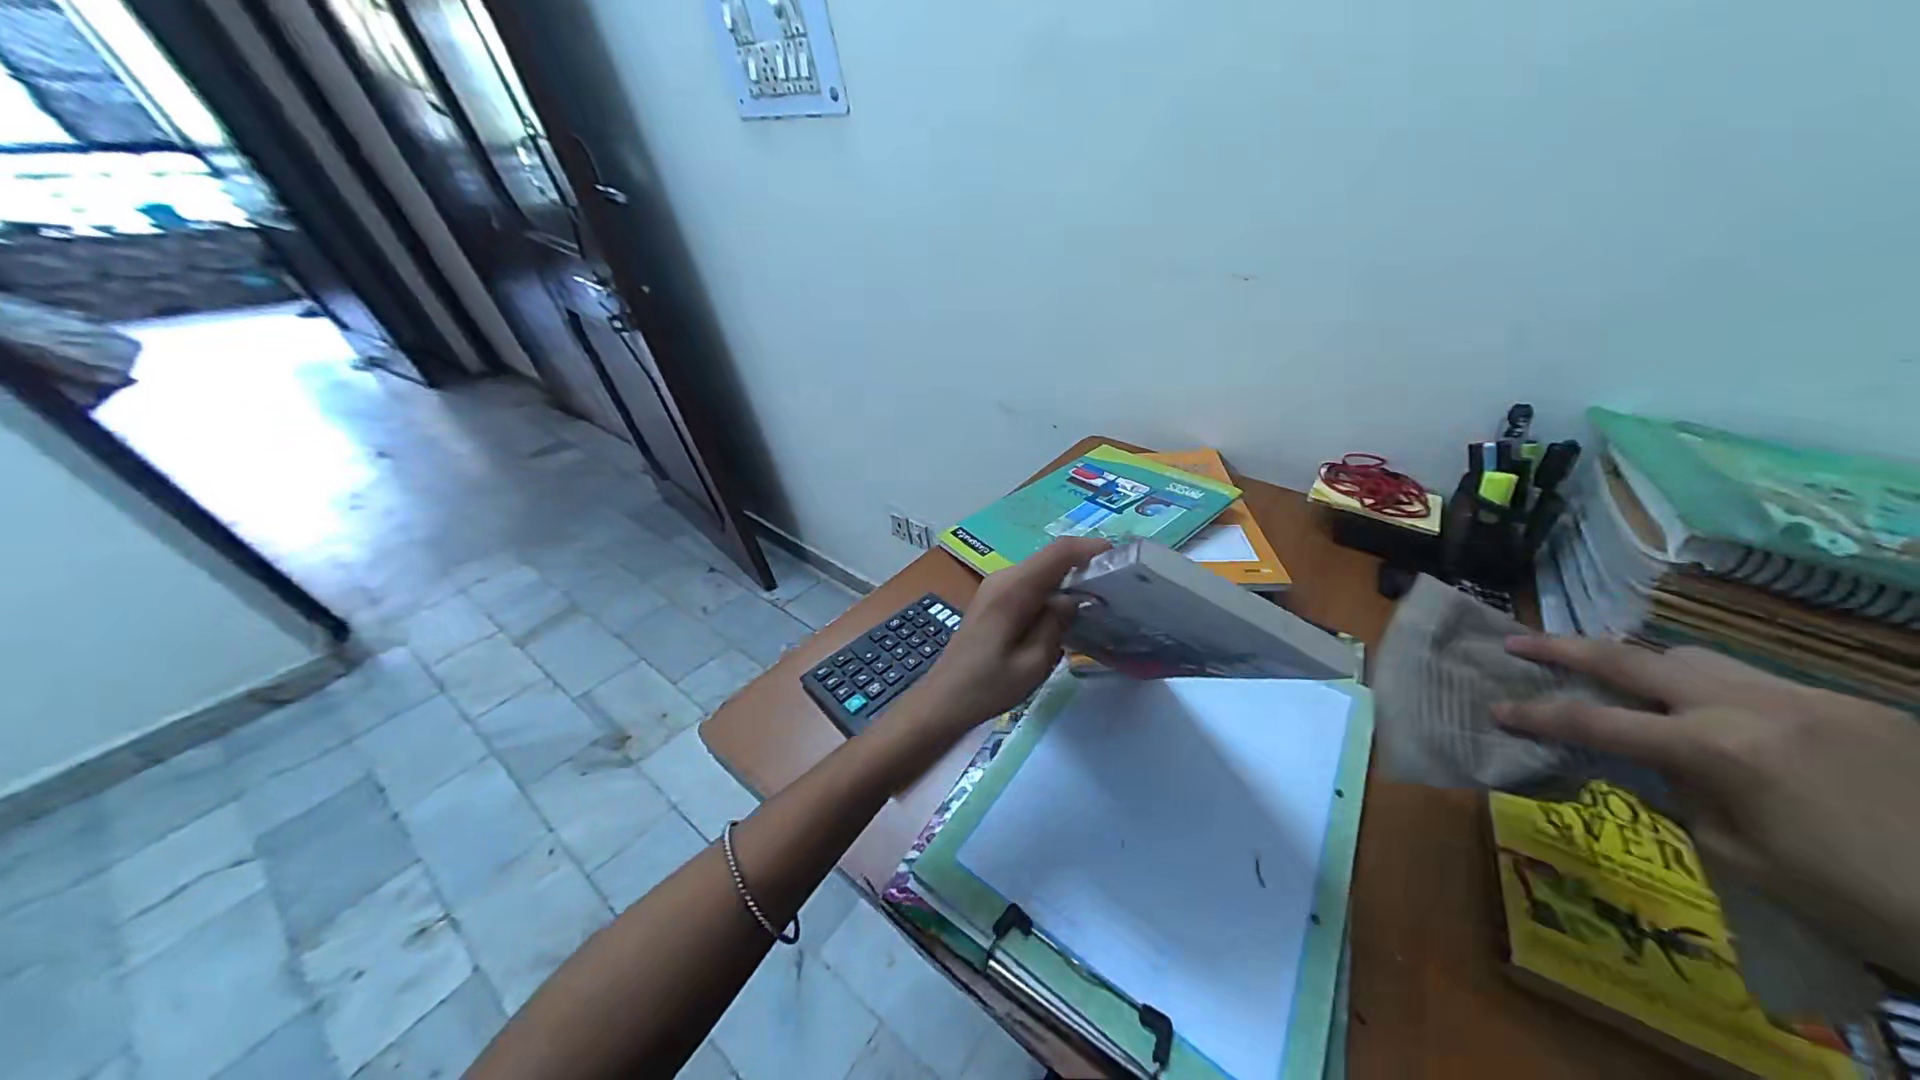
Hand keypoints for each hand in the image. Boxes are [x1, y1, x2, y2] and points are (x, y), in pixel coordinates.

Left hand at [896, 538, 1109, 741]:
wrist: (944, 699)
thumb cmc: (987, 687)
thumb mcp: (1034, 662)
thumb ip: (1058, 623)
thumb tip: (1076, 598)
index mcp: (1012, 590)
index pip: (1059, 553)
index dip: (1093, 549)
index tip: (1124, 558)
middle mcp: (1003, 579)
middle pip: (1052, 559)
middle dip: (1086, 566)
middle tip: (1120, 584)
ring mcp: (996, 587)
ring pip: (1042, 572)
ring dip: (1070, 581)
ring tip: (1102, 600)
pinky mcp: (994, 600)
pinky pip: (1031, 586)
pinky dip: (1053, 592)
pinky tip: (1069, 614)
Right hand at [1494, 635, 1919, 978]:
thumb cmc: (1858, 901)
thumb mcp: (1741, 857)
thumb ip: (1683, 793)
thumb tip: (1657, 762)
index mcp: (1717, 749)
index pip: (1597, 722)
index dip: (1537, 715)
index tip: (1494, 708)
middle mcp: (1753, 705)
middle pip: (1634, 659)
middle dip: (1565, 649)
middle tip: (1517, 641)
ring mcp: (1809, 697)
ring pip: (1696, 656)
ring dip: (1644, 663)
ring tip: (1619, 680)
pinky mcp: (1854, 706)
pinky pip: (1756, 682)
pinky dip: (1713, 689)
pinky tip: (1722, 722)